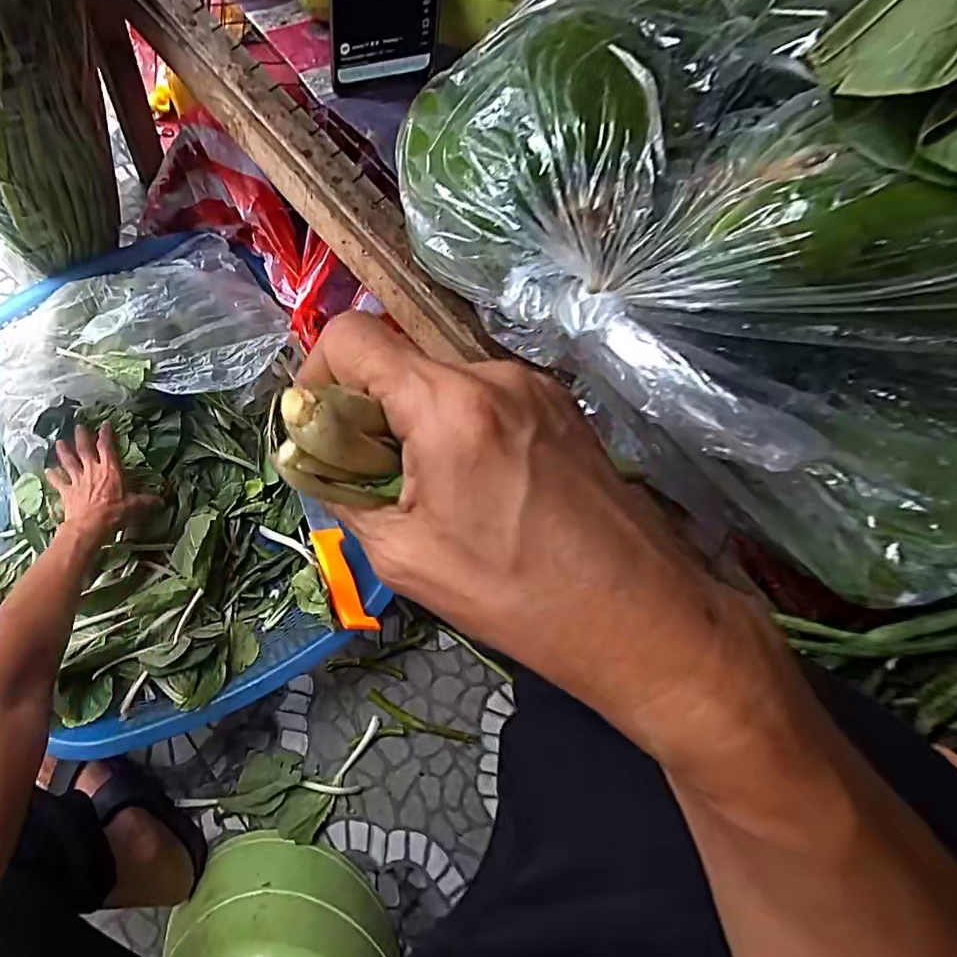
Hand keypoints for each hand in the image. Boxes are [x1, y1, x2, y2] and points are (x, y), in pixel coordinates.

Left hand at [46, 423, 156, 546]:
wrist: (89, 525)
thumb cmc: (114, 512)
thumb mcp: (134, 506)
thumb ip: (146, 501)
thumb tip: (162, 501)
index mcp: (110, 469)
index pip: (107, 446)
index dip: (106, 434)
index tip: (105, 425)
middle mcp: (92, 470)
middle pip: (84, 449)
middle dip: (82, 437)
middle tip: (79, 427)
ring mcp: (77, 480)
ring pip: (68, 461)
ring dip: (63, 451)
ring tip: (59, 442)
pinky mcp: (67, 492)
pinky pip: (59, 482)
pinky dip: (53, 476)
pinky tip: (47, 471)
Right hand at [299, 314, 793, 775]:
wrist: (643, 618)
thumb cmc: (513, 594)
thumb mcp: (401, 554)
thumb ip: (342, 491)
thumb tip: (313, 459)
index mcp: (447, 405)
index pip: (350, 337)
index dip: (315, 374)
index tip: (318, 427)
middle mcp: (491, 374)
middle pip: (393, 360)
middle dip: (362, 409)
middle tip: (368, 475)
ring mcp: (532, 384)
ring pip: (435, 380)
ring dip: (408, 421)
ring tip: (426, 489)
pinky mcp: (557, 403)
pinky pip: (477, 396)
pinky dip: (450, 425)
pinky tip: (471, 484)